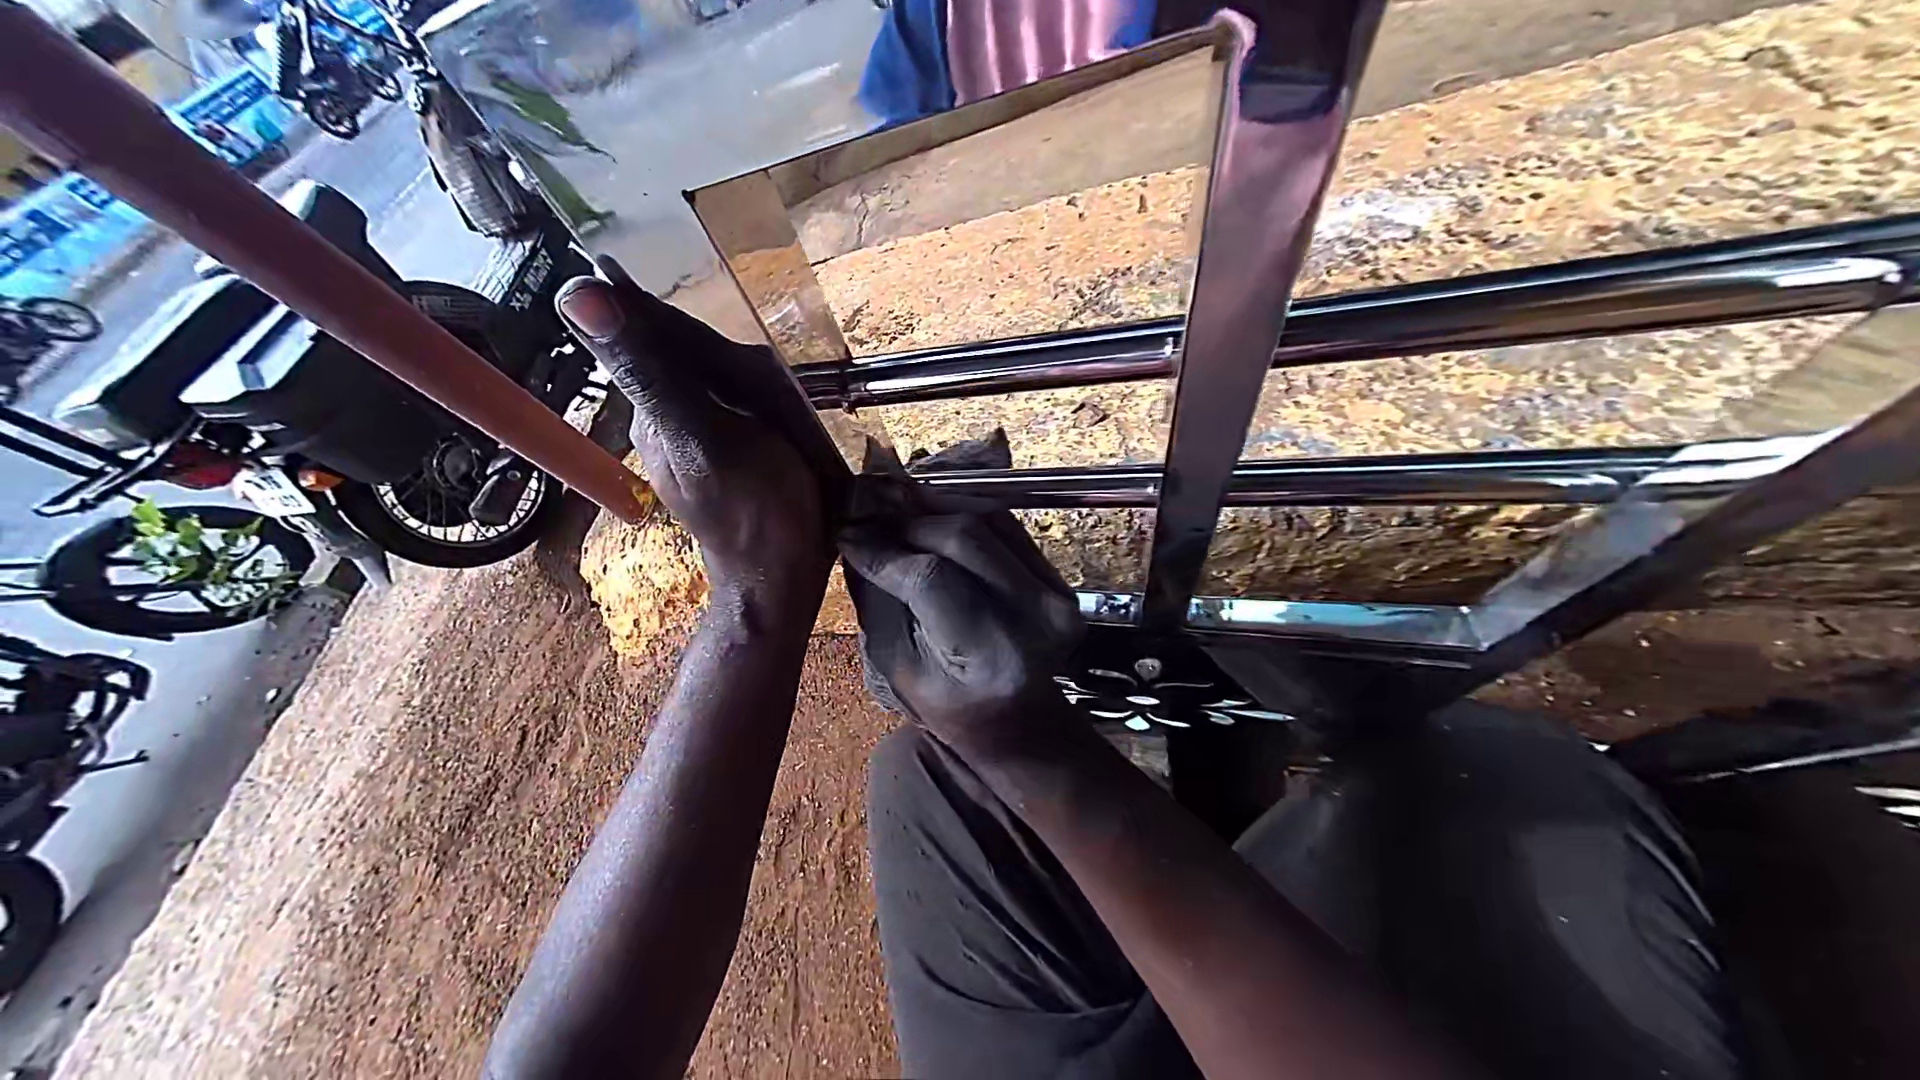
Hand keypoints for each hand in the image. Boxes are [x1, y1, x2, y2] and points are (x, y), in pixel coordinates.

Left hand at [556, 259, 845, 592]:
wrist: (782, 580)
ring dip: (737, 368)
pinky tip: (775, 402)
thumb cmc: (756, 510)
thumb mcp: (707, 435)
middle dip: (715, 342)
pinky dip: (753, 397)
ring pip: (712, 383)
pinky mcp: (727, 459)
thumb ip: (654, 371)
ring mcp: (698, 443)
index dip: (665, 306)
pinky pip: (734, 410)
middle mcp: (667, 422)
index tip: (684, 274)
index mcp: (654, 411)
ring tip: (770, 374)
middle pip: (684, 359)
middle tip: (751, 340)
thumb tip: (577, 296)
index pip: (650, 336)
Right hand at [840, 508, 1085, 759]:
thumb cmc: (949, 703)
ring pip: (985, 518)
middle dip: (905, 521)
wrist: (1016, 717)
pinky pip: (1004, 524)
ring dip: (932, 509)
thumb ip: (878, 594)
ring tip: (892, 513)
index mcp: (994, 655)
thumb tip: (857, 531)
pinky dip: (961, 512)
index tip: (847, 534)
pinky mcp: (1058, 576)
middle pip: (962, 536)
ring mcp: (1056, 593)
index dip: (884, 549)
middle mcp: (1037, 618)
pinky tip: (927, 515)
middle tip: (866, 519)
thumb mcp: (897, 662)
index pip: (931, 576)